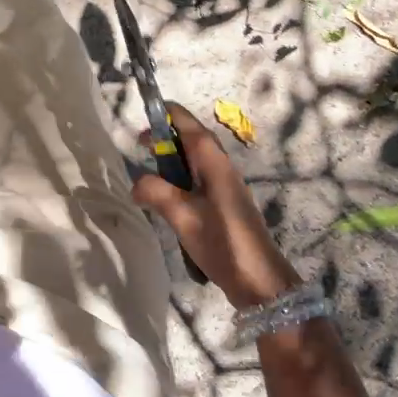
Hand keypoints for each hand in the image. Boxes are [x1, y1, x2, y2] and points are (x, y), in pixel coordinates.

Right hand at [132, 105, 302, 307]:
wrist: (260, 283)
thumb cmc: (222, 242)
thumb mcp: (180, 214)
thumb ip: (153, 190)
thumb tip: (137, 183)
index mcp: (213, 163)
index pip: (189, 125)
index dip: (168, 114)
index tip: (144, 112)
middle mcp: (221, 169)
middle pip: (191, 140)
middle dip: (164, 138)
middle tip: (139, 148)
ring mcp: (224, 188)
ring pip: (193, 161)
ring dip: (170, 161)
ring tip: (149, 176)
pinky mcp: (224, 205)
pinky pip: (196, 180)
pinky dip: (178, 180)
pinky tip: (166, 199)